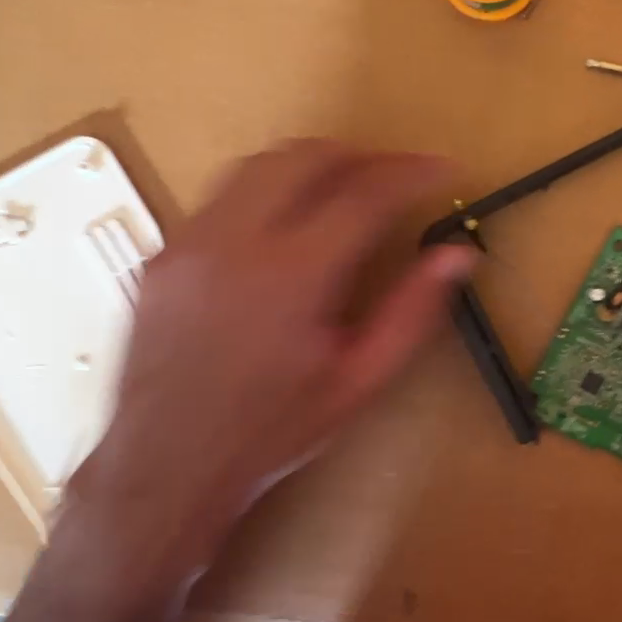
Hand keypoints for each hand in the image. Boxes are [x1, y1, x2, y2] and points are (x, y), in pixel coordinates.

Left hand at [55, 139, 477, 595]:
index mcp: (293, 275)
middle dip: (363, 155)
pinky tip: (289, 224)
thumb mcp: (360, 380)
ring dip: (314, 164)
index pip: (365, 193)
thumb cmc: (275, 430)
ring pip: (258, 164)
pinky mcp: (162, 254)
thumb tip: (459, 256)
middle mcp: (234, 242)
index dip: (413, 172)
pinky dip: (268, 191)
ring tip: (350, 187)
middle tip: (400, 174)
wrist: (166, 465)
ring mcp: (188, 242)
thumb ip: (413, 311)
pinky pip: (222, 196)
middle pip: (306, 156)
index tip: (444, 169)